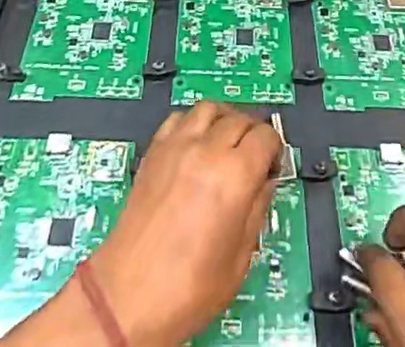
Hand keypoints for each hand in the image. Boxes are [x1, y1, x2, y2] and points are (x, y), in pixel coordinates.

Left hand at [75, 103, 280, 346]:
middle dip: (253, 133)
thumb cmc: (182, 288)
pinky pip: (178, 118)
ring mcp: (175, 148)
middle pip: (240, 118)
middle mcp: (205, 152)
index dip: (275, 149)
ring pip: (209, 108)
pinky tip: (197, 142)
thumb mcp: (240, 257)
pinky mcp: (154, 153)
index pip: (266, 136)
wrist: (128, 297)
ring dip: (225, 118)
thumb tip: (265, 184)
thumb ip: (258, 209)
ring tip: (229, 138)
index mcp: (233, 177)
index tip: (273, 163)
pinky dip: (193, 122)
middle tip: (256, 154)